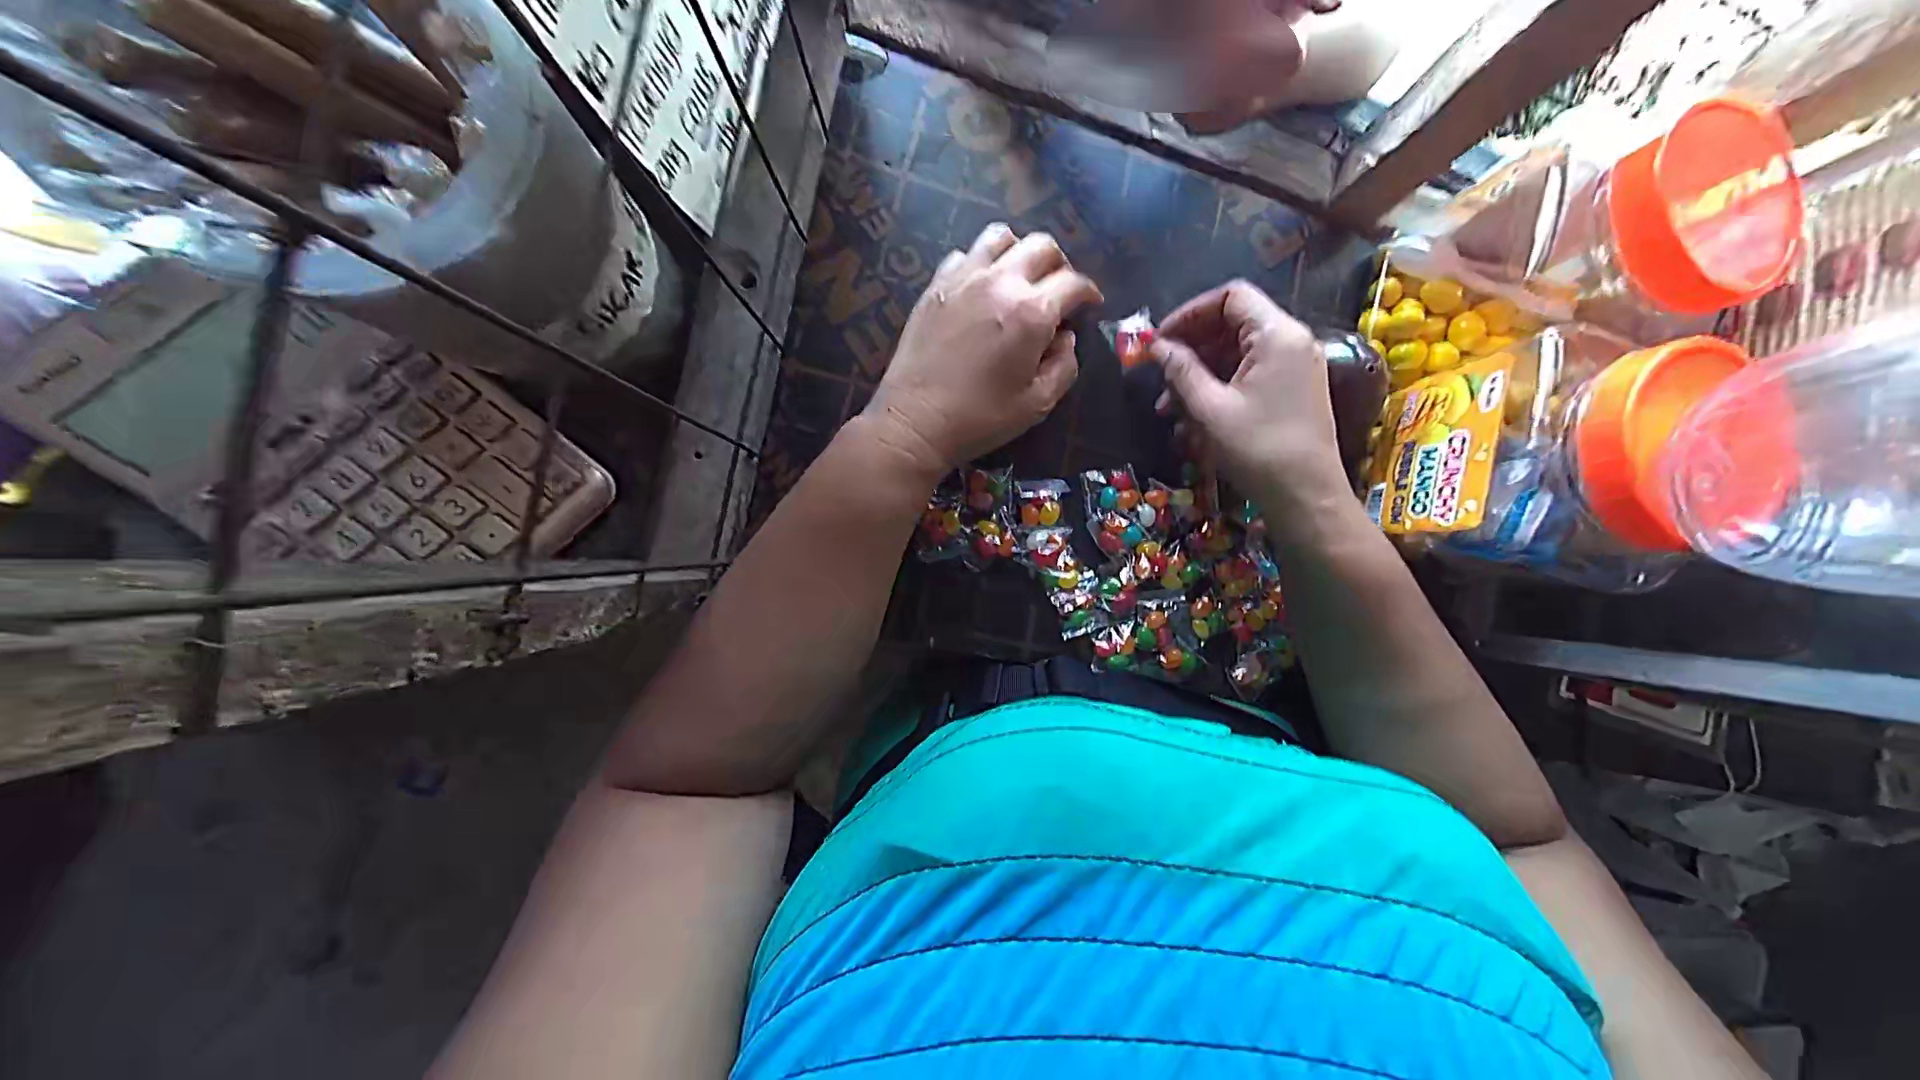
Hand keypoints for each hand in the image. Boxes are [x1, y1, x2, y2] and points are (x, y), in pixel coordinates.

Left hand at [862, 224, 1102, 477]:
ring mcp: (963, 279)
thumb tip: (1066, 338)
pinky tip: (980, 288)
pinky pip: (964, 254)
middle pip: (1042, 245)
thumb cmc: (980, 418)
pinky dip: (981, 262)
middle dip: (1059, 265)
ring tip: (1019, 278)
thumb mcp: (1037, 404)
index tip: (1090, 306)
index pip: (1073, 282)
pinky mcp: (935, 286)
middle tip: (1058, 291)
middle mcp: (1000, 282)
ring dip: (1019, 252)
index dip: (1089, 292)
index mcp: (1031, 313)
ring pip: (1000, 237)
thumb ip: (1064, 366)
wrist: (915, 421)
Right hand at [1152, 280, 1349, 514]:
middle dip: (1190, 346)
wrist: (1306, 495)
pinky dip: (1218, 386)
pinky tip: (1191, 415)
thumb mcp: (1210, 408)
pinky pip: (1248, 373)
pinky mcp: (1291, 389)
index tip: (1160, 339)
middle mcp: (1291, 341)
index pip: (1230, 297)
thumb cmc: (1258, 449)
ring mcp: (1293, 366)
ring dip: (1199, 372)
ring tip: (1168, 406)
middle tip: (1157, 374)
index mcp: (1276, 335)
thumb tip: (1156, 346)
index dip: (1189, 313)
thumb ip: (1181, 370)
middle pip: (1232, 323)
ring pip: (1236, 352)